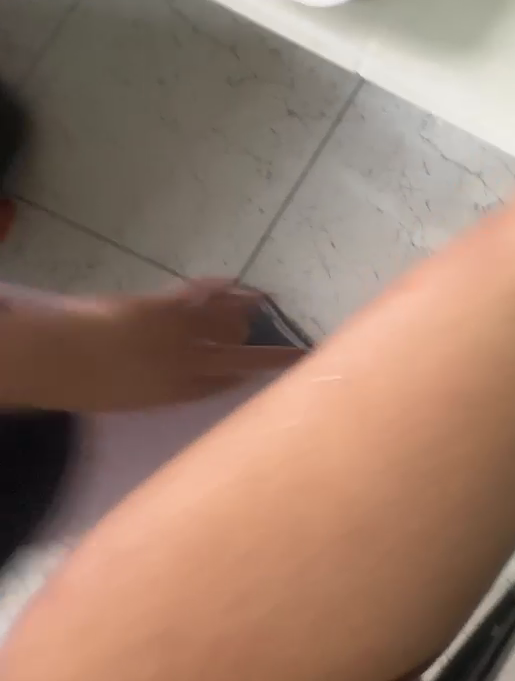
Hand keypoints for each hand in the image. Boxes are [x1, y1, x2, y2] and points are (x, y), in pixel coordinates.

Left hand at [7, 280, 300, 410]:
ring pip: (230, 322)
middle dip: (276, 355)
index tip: (262, 375)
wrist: (46, 355)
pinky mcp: (172, 306)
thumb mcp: (121, 399)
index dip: (247, 378)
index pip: (225, 383)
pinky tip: (234, 281)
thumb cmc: (74, 383)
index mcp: (176, 390)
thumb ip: (161, 391)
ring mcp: (183, 332)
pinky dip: (222, 286)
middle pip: (244, 357)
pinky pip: (205, 293)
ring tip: (261, 303)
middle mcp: (191, 362)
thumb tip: (190, 380)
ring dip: (246, 313)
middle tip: (302, 353)